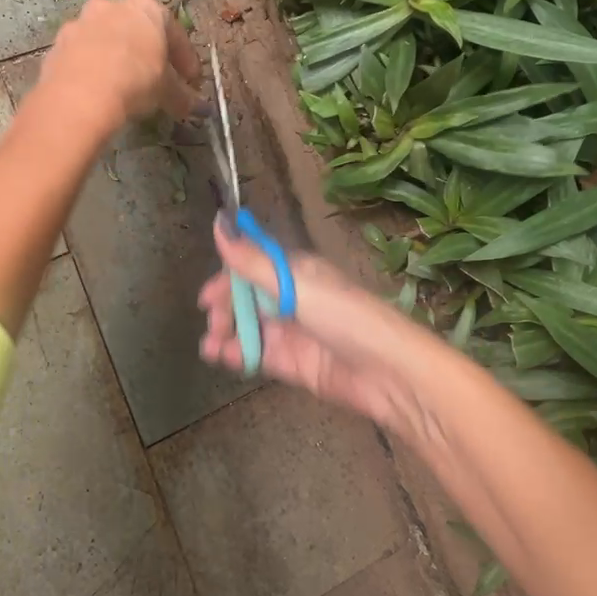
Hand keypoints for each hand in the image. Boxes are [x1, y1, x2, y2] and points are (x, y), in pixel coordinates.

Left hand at [37, 0, 199, 135]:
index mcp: (145, 7)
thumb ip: (182, 95)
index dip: (185, 58)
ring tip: (124, 86)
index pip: (173, 30)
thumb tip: (195, 107)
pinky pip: (82, 55)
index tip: (191, 80)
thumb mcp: (166, 90)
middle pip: (136, 29)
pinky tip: (98, 90)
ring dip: (116, 58)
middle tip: (157, 80)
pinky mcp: (57, 43)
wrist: (79, 94)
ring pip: (105, 39)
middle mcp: (111, 5)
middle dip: (148, 53)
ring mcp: (80, 22)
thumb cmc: (134, 80)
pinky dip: (92, 68)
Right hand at [198, 220, 439, 438]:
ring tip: (210, 348)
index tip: (206, 298)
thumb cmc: (345, 317)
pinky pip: (261, 355)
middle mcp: (294, 298)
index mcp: (297, 272)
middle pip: (248, 299)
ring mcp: (295, 333)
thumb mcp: (295, 284)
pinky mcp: (297, 364)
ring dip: (227, 335)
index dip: (227, 280)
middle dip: (225, 310)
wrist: (390, 374)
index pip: (252, 267)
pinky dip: (240, 355)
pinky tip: (225, 359)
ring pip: (250, 328)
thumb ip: (252, 260)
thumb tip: (218, 221)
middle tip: (213, 325)